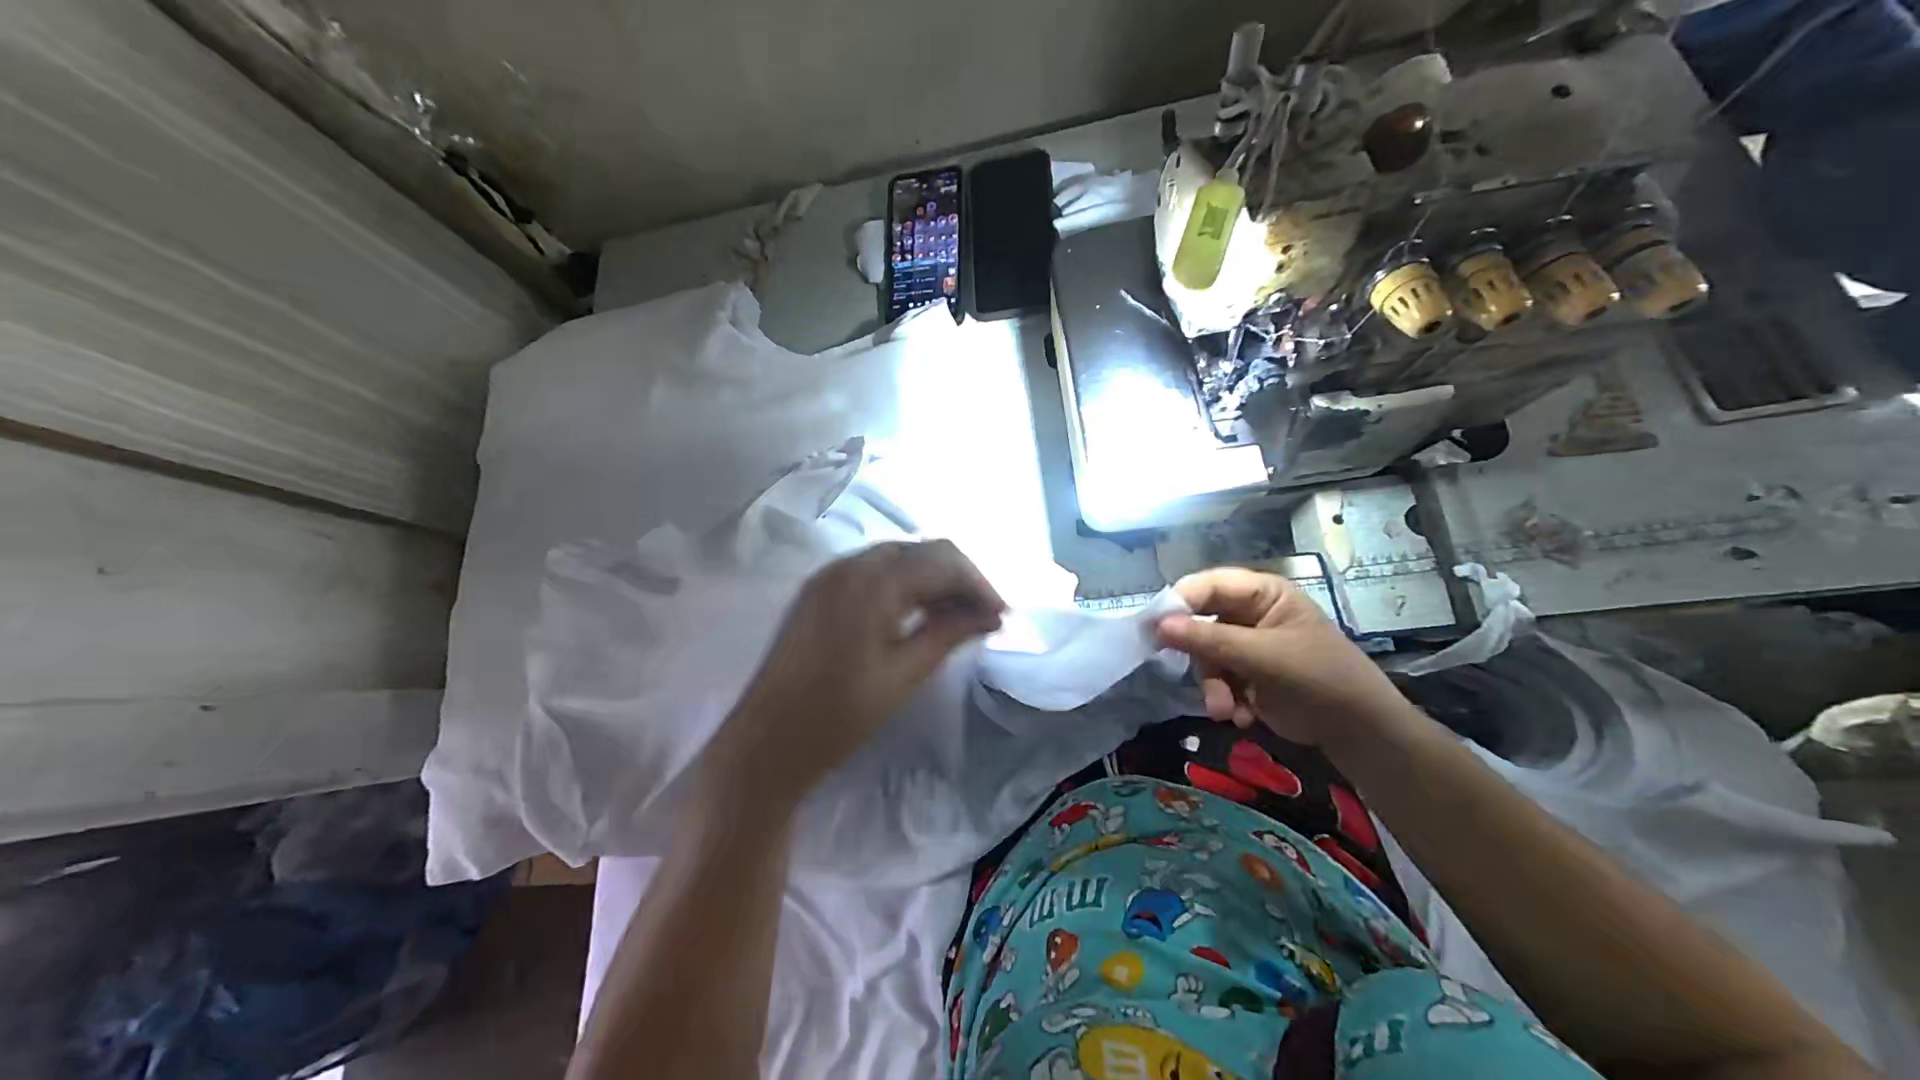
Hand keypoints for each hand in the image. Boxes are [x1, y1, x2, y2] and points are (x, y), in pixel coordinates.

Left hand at [704, 540, 1004, 803]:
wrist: (767, 743)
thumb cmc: (840, 715)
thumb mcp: (904, 675)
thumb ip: (949, 633)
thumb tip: (990, 614)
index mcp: (873, 582)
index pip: (942, 560)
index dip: (979, 583)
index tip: (1001, 616)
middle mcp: (849, 565)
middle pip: (920, 550)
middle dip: (958, 578)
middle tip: (982, 616)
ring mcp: (828, 576)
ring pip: (896, 558)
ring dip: (930, 579)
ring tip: (955, 618)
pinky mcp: (817, 592)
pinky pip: (871, 572)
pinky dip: (902, 585)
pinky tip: (915, 615)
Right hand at [1154, 567, 1414, 745]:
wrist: (1359, 732)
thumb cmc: (1319, 678)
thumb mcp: (1263, 656)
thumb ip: (1209, 639)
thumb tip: (1157, 625)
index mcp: (1262, 593)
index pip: (1208, 585)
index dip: (1179, 603)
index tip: (1153, 627)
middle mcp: (1251, 614)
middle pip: (1201, 622)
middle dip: (1200, 657)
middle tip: (1190, 675)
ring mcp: (1248, 645)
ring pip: (1205, 656)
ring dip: (1213, 686)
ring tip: (1226, 711)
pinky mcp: (1246, 675)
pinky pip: (1217, 679)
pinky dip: (1225, 699)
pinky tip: (1242, 715)